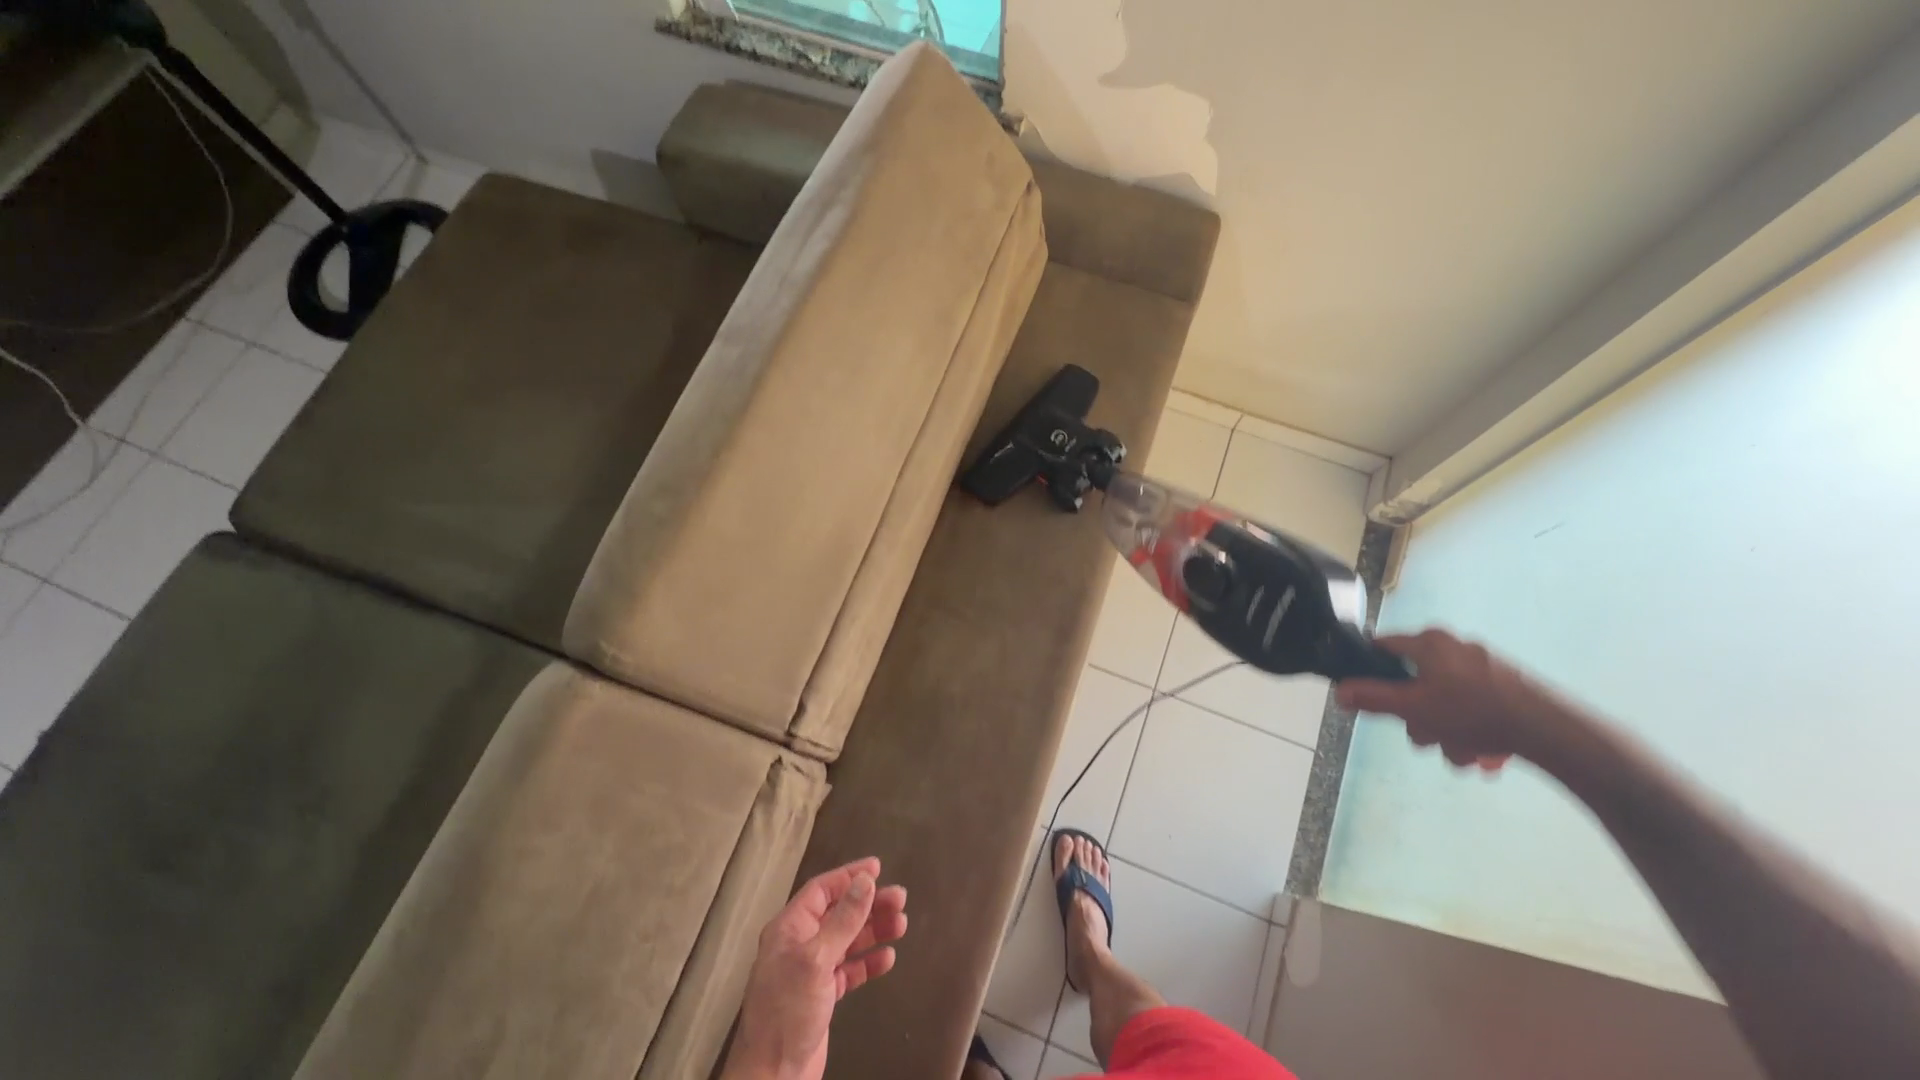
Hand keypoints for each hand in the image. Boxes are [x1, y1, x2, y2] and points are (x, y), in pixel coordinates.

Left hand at [721, 857, 907, 1079]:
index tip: (877, 867)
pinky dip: (868, 963)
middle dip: (868, 904)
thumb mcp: (816, 960)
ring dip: (873, 931)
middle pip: (838, 914)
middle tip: (900, 898)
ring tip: (901, 924)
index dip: (848, 876)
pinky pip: (849, 970)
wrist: (773, 1073)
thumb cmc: (789, 1010)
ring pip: (847, 941)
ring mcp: (810, 972)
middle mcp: (799, 945)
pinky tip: (887, 958)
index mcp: (789, 929)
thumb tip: (865, 881)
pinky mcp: (822, 996)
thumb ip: (843, 920)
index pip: (821, 890)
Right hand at [1336, 629, 1561, 771]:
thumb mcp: (1412, 708)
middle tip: (1427, 737)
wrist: (1544, 729)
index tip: (1374, 698)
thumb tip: (1338, 691)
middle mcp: (1453, 646)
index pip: (1383, 647)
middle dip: (1418, 718)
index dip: (1371, 671)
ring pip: (1444, 699)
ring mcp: (1482, 664)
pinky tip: (1481, 751)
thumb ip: (1372, 699)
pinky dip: (1471, 729)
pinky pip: (1472, 705)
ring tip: (1462, 752)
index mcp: (1428, 642)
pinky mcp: (1505, 684)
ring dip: (1446, 731)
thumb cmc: (1469, 712)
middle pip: (1414, 681)